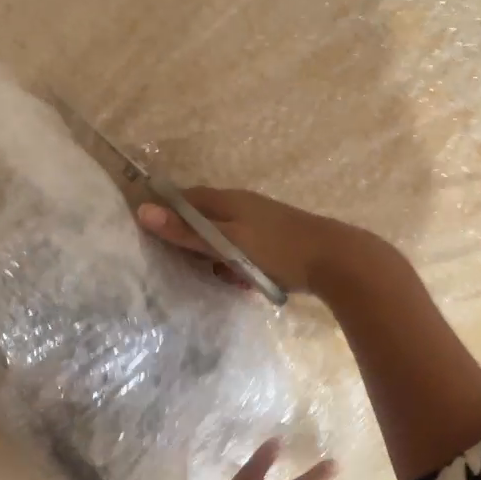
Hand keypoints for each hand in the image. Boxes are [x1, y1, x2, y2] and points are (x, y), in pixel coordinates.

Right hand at [136, 187, 374, 294]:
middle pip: (203, 218)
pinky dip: (233, 262)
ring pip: (223, 236)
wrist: (339, 262)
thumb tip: (141, 211)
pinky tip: (237, 281)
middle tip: (171, 261)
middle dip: (187, 237)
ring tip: (206, 276)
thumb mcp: (225, 242)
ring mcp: (261, 223)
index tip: (145, 232)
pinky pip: (241, 249)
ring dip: (211, 254)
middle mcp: (243, 205)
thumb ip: (185, 231)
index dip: (163, 210)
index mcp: (228, 200)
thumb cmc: (278, 250)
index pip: (184, 197)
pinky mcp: (275, 241)